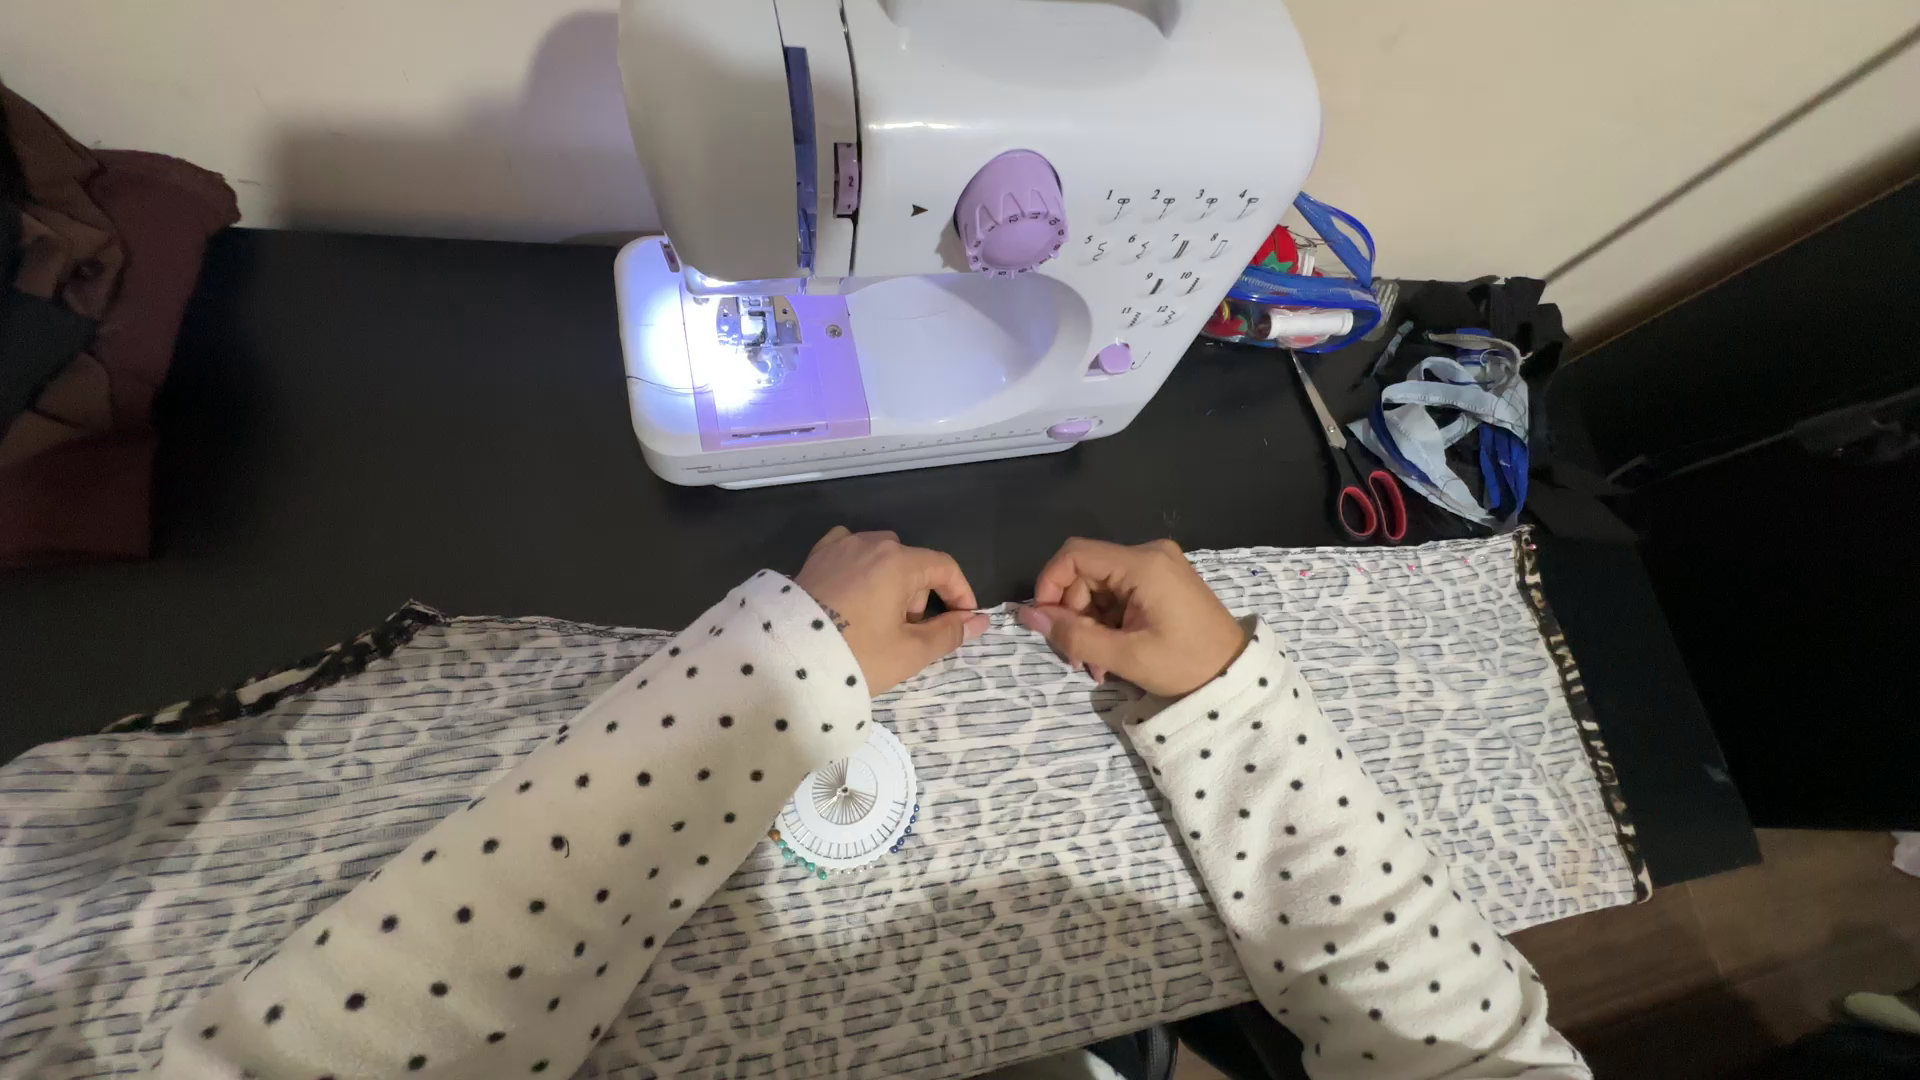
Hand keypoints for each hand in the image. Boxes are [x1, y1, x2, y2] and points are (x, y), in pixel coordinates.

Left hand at [795, 527, 989, 695]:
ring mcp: (840, 546)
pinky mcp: (815, 557)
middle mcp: (871, 543)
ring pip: (882, 559)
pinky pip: (850, 554)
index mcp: (899, 561)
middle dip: (920, 597)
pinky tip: (853, 596)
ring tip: (878, 623)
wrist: (786, 661)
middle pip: (913, 565)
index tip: (962, 622)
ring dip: (891, 586)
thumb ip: (950, 632)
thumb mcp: (910, 651)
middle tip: (908, 635)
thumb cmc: (857, 655)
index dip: (960, 594)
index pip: (945, 568)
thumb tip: (980, 621)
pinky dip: (861, 571)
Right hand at [1017, 537, 1246, 696]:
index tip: (1046, 622)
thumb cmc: (1186, 665)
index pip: (1074, 554)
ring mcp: (1157, 565)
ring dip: (1090, 623)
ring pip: (1098, 585)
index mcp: (1142, 564)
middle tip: (1077, 658)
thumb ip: (1073, 634)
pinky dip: (1108, 620)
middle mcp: (1148, 553)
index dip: (1050, 584)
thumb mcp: (1125, 657)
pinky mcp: (1161, 579)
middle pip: (1085, 573)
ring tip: (1098, 664)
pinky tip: (1114, 652)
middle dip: (1073, 614)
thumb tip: (1026, 614)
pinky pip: (1118, 592)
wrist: (1238, 675)